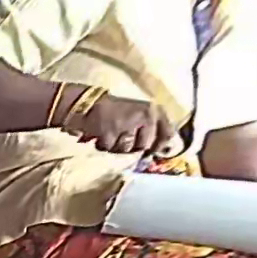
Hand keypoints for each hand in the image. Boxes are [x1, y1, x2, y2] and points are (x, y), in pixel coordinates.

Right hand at [63, 95, 179, 156]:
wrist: (90, 105)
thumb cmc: (115, 110)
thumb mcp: (139, 113)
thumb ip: (149, 127)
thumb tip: (156, 150)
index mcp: (154, 111)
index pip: (167, 133)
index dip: (160, 146)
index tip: (151, 152)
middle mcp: (145, 116)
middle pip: (143, 145)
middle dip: (132, 148)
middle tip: (122, 142)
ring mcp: (127, 124)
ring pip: (125, 149)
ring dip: (115, 147)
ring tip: (109, 137)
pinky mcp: (110, 132)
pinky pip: (108, 148)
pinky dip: (102, 146)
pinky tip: (99, 138)